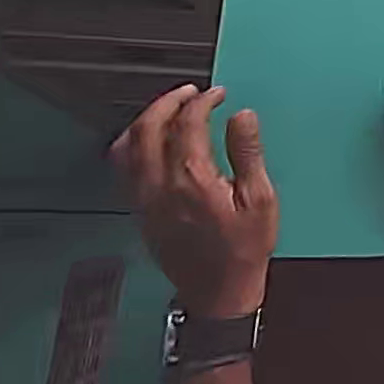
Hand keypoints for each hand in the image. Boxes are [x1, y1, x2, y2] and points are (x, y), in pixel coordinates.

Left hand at [111, 85, 277, 316]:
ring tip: (168, 109)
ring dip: (147, 119)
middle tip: (191, 93)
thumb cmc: (244, 248)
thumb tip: (242, 117)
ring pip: (128, 144)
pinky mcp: (139, 209)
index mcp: (192, 179)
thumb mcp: (261, 199)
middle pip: (150, 127)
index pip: (188, 124)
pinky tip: (147, 140)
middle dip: (169, 102)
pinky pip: (123, 165)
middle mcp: (161, 185)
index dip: (202, 102)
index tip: (217, 95)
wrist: (219, 289)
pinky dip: (132, 142)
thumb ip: (248, 154)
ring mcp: (144, 198)